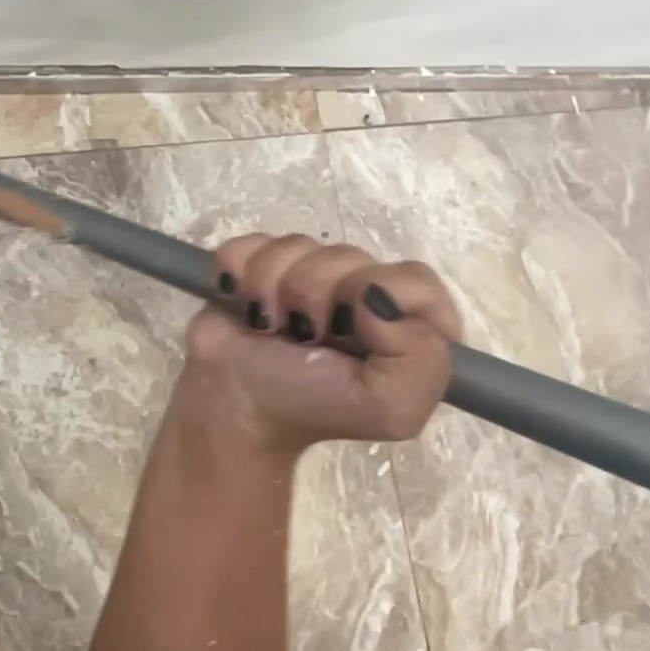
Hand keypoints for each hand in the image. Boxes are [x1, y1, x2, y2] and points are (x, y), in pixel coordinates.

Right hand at [177, 233, 462, 455]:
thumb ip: (419, 360)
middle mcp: (358, 289)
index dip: (377, 292)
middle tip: (300, 334)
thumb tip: (382, 300)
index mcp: (402, 321)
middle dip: (312, 294)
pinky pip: (251, 242)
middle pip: (347, 256)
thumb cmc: (308, 405)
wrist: (231, 401)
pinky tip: (240, 301)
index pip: (413, 277)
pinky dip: (238, 270)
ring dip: (270, 287)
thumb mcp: (387, 408)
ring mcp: (303, 271)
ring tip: (266, 324)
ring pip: (295, 245)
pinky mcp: (255, 261)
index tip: (345, 328)